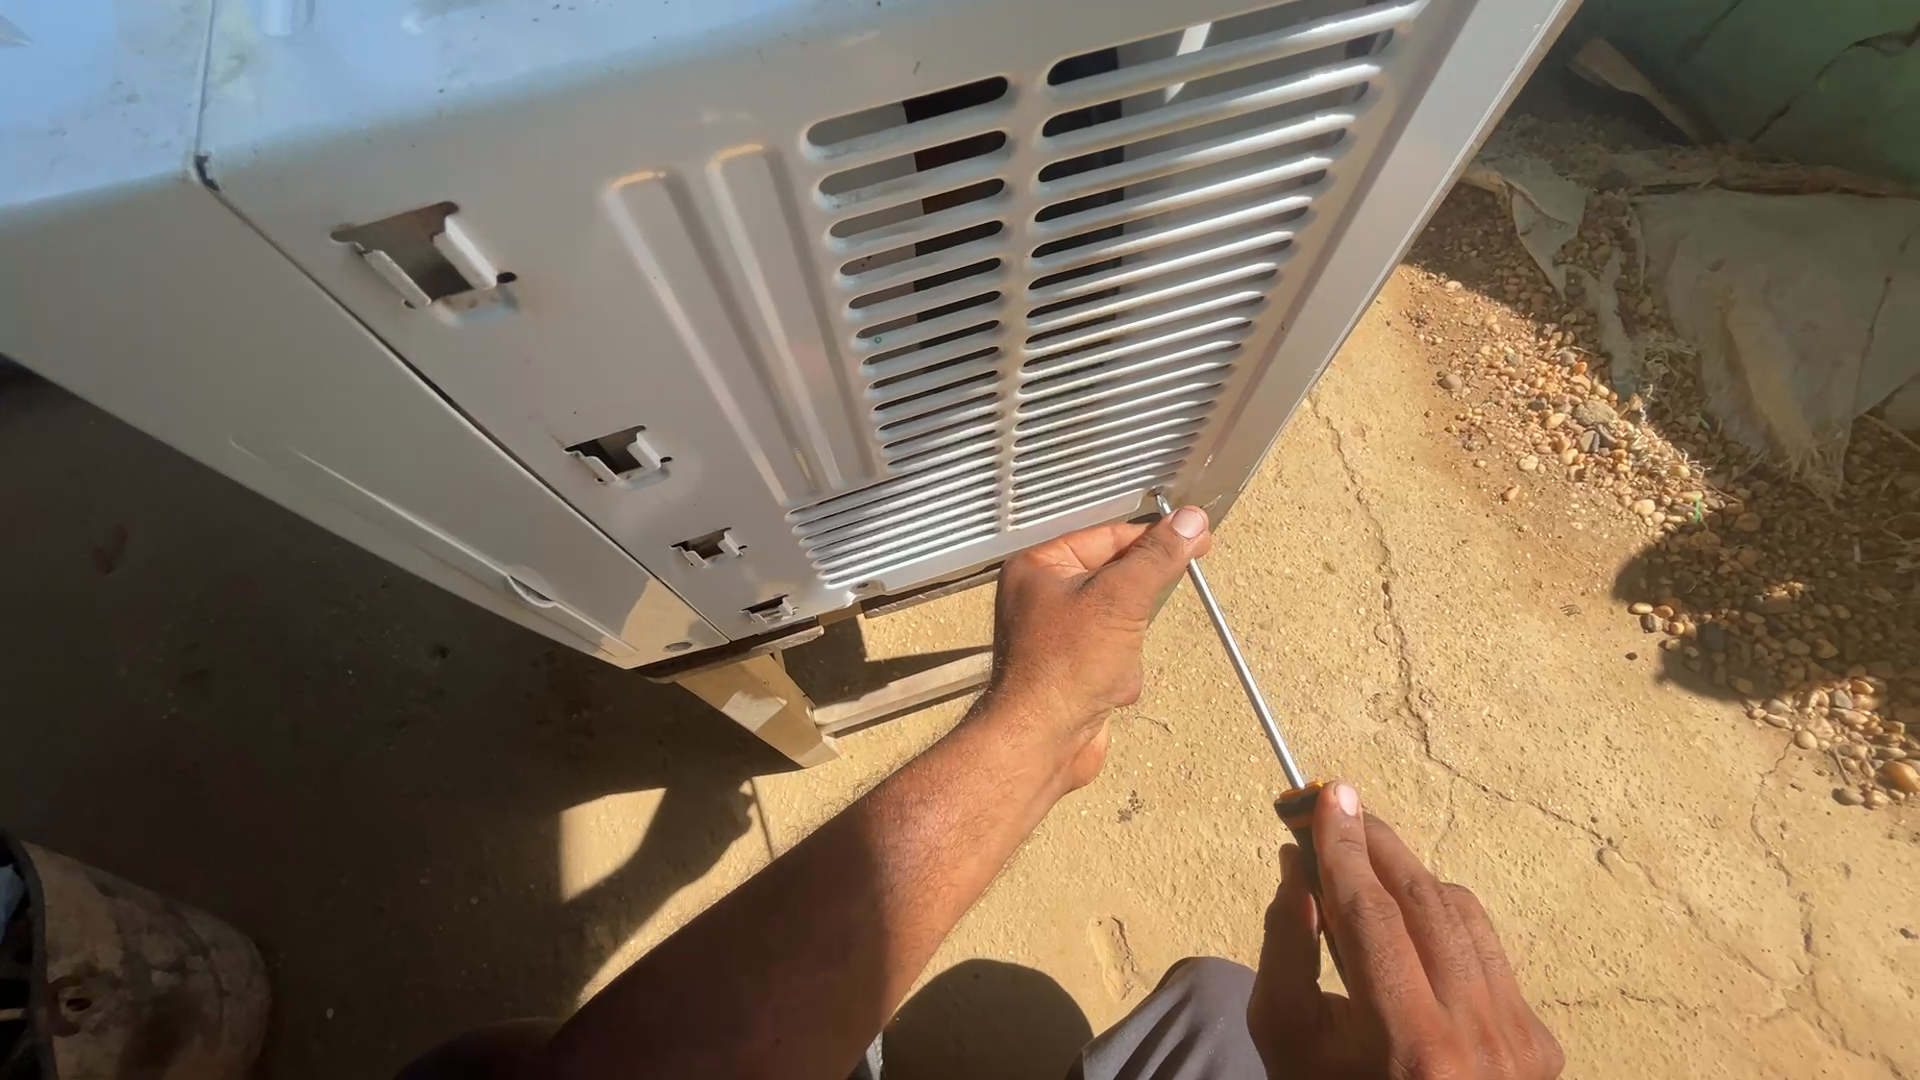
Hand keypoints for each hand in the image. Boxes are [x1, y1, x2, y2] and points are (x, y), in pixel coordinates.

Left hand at [976, 505, 1210, 791]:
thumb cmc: (1065, 665)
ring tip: (1114, 661)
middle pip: (1113, 579)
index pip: (1105, 536)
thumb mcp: (1121, 598)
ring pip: (1118, 620)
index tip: (1194, 533)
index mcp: (1037, 566)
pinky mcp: (1071, 668)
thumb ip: (1156, 557)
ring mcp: (1055, 634)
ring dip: (1130, 642)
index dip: (1151, 536)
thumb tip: (1189, 520)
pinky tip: (1111, 687)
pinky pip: (1113, 655)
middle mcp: (1041, 595)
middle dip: (1135, 603)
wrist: (1042, 740)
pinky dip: (1122, 671)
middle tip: (1148, 607)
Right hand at [1249, 783, 1562, 1079]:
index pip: (1372, 914)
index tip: (1324, 793)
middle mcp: (1482, 1039)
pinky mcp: (1540, 1040)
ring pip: (1458, 909)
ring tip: (1355, 860)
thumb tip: (1299, 862)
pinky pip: (1481, 942)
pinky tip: (1399, 918)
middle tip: (1330, 806)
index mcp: (1410, 1046)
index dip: (1343, 846)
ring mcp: (1523, 1041)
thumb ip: (1287, 939)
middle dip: (1371, 841)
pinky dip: (1433, 910)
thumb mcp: (1283, 1027)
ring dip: (1399, 870)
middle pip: (1424, 898)